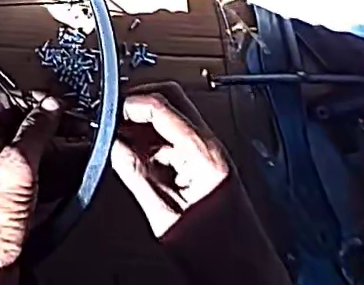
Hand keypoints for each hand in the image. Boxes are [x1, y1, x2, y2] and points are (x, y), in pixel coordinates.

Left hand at [0, 94, 60, 281]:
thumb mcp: (16, 163)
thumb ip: (35, 131)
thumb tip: (50, 107)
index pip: (10, 100)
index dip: (36, 99)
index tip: (59, 101)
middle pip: (26, 127)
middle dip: (54, 125)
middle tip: (77, 124)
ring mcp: (3, 177)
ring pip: (37, 153)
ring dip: (62, 149)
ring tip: (85, 145)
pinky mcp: (16, 201)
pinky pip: (42, 178)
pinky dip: (61, 174)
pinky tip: (77, 173)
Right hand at [111, 83, 288, 284]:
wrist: (252, 284)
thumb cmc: (222, 262)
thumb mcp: (166, 219)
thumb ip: (137, 177)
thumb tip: (114, 149)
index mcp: (204, 154)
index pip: (163, 105)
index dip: (132, 102)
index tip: (111, 110)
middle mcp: (211, 147)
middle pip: (172, 98)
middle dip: (139, 101)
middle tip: (115, 114)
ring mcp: (211, 155)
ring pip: (173, 115)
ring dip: (145, 121)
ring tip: (122, 139)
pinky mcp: (207, 166)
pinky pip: (176, 137)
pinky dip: (154, 140)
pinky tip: (139, 158)